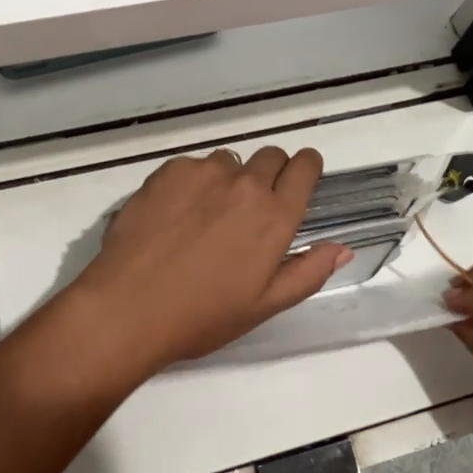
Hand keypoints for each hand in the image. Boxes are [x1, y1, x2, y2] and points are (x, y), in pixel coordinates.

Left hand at [68, 147, 350, 371]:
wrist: (130, 306)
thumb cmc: (202, 315)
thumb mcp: (263, 306)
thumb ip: (307, 272)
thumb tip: (342, 248)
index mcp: (275, 217)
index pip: (305, 167)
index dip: (306, 168)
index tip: (299, 178)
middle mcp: (245, 184)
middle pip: (270, 156)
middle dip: (269, 174)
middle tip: (249, 208)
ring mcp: (205, 172)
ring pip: (228, 161)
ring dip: (227, 179)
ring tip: (205, 217)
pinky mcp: (170, 169)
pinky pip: (192, 166)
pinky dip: (191, 183)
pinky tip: (174, 215)